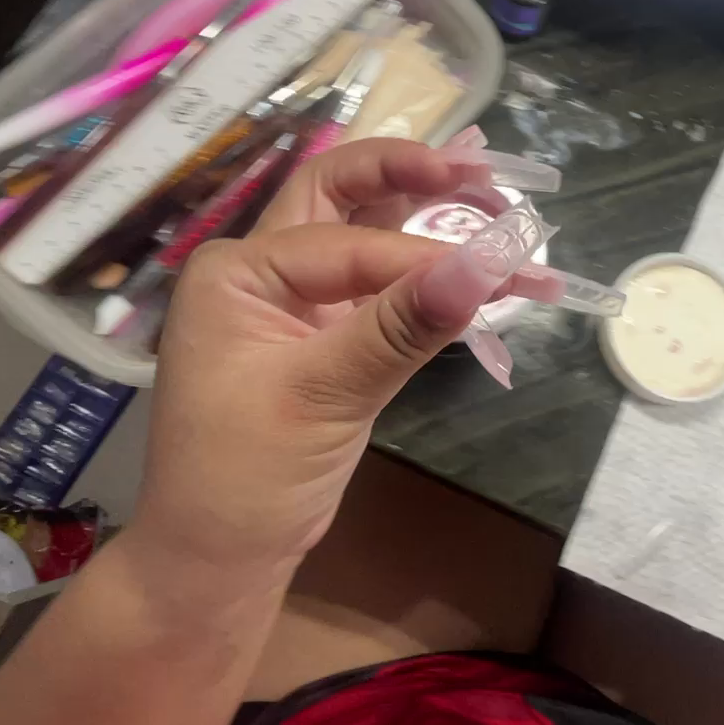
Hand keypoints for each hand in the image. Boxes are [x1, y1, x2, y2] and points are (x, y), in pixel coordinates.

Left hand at [133, 139, 537, 565]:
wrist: (222, 553)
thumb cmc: (245, 476)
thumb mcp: (321, 396)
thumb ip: (402, 327)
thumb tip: (487, 264)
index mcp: (239, 270)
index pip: (348, 242)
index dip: (425, 256)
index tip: (501, 269)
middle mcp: (265, 269)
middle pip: (341, 195)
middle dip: (409, 174)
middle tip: (481, 171)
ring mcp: (299, 303)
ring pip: (365, 234)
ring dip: (422, 213)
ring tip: (487, 196)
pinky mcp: (329, 338)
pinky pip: (381, 290)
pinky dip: (426, 276)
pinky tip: (468, 262)